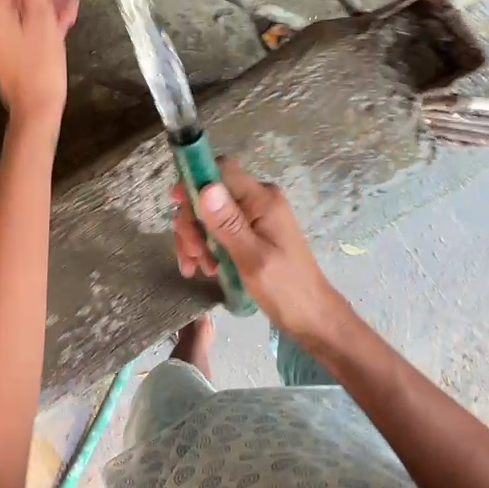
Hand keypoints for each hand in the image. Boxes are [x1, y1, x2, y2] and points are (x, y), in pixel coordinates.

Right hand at [171, 159, 348, 339]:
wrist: (312, 319)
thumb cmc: (285, 290)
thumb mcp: (252, 258)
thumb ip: (228, 223)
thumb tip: (205, 187)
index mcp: (262, 199)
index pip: (221, 169)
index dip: (194, 181)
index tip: (176, 206)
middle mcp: (258, 200)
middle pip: (210, 193)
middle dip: (192, 221)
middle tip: (192, 254)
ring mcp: (254, 216)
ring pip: (209, 213)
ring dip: (196, 237)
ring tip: (196, 267)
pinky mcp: (250, 232)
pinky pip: (218, 229)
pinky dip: (205, 246)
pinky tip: (202, 268)